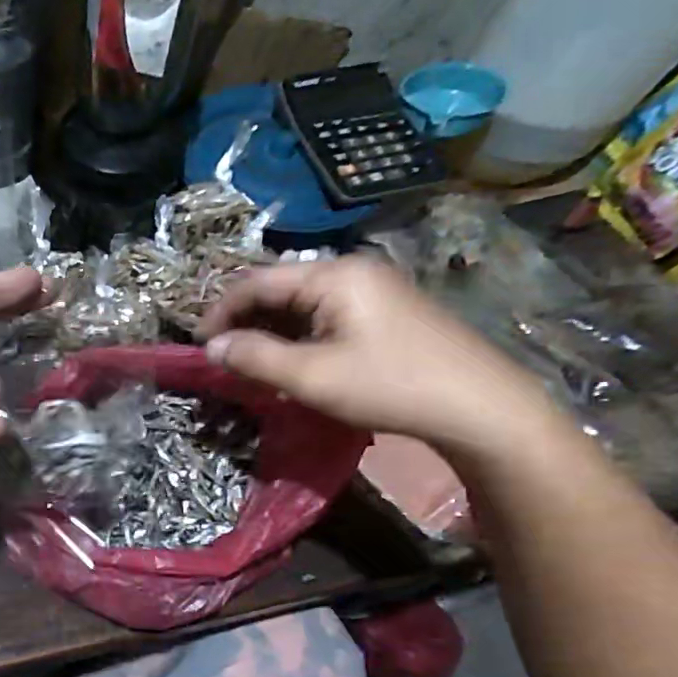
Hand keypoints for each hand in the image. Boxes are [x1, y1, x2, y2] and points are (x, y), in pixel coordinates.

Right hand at [196, 257, 562, 459]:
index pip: (257, 281)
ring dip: (267, 329)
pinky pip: (323, 314)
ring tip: (247, 363)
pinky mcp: (384, 311)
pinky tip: (287, 360)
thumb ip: (253, 358)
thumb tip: (211, 347)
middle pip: (278, 287)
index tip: (199, 345)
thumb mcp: (310, 376)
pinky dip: (295, 334)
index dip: (220, 311)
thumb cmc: (388, 386)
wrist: (478, 406)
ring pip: (300, 302)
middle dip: (243, 320)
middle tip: (220, 356)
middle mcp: (353, 271)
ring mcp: (372, 289)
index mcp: (334, 276)